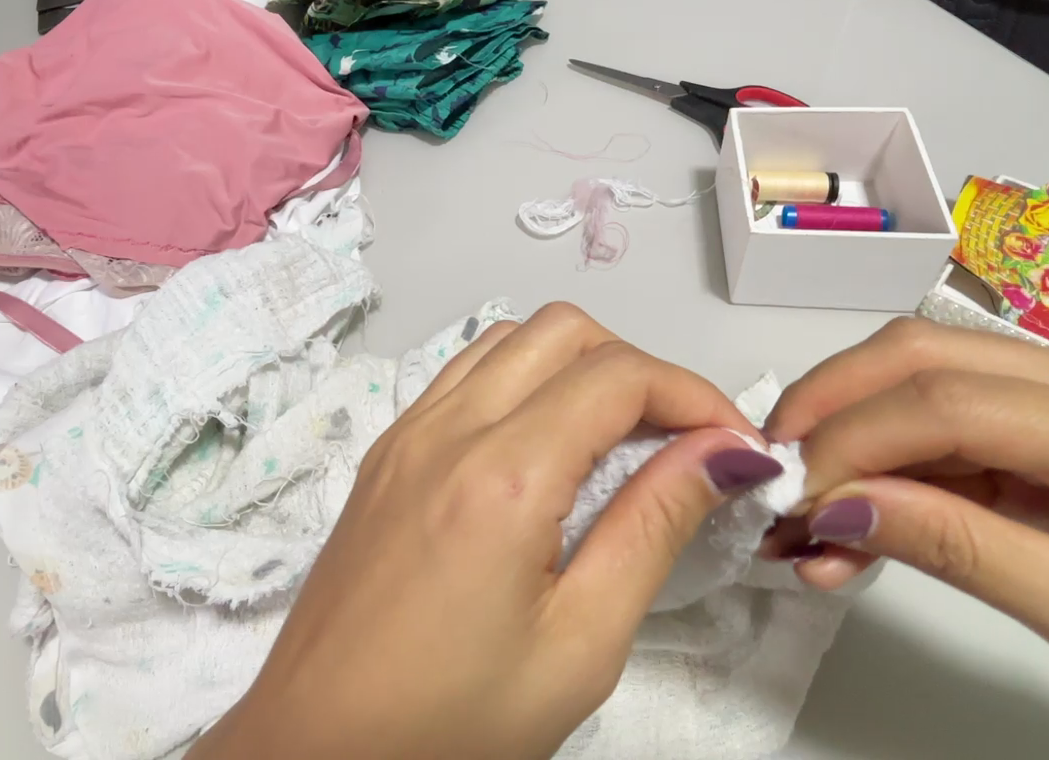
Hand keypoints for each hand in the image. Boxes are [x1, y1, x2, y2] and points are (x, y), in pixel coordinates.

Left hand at [188, 303, 783, 759]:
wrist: (313, 748)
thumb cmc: (451, 723)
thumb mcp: (580, 643)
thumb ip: (654, 528)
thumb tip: (721, 453)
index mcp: (501, 473)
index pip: (617, 376)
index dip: (693, 393)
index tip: (735, 445)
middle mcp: (448, 426)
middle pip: (563, 331)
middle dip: (638, 368)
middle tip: (678, 440)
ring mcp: (408, 430)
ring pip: (511, 339)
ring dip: (578, 365)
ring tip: (617, 438)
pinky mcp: (388, 449)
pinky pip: (466, 373)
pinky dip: (523, 379)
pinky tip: (544, 443)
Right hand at [763, 319, 1048, 759]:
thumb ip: (966, 554)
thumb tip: (835, 510)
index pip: (952, 403)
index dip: (853, 441)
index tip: (791, 501)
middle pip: (922, 356)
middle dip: (829, 407)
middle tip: (775, 479)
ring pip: (919, 374)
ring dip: (847, 430)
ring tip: (805, 510)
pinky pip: (941, 418)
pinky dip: (883, 457)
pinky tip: (855, 512)